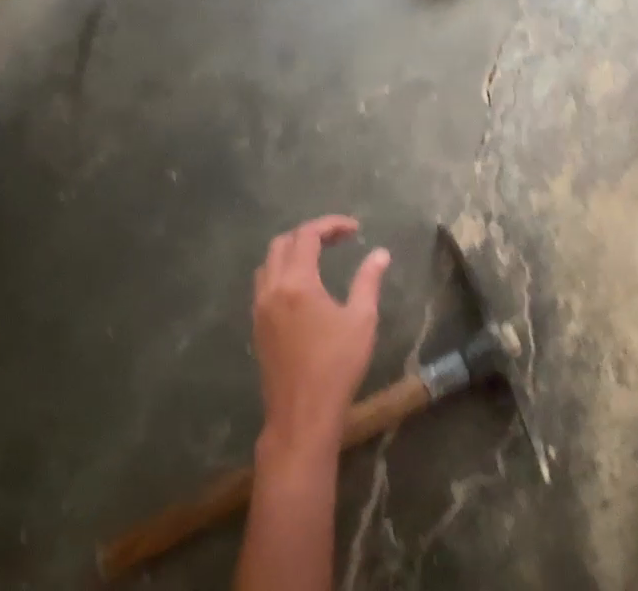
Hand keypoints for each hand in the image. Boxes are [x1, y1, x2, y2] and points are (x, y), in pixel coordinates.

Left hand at [252, 216, 389, 447]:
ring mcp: (260, 310)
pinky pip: (264, 285)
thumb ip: (368, 281)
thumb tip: (380, 254)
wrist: (302, 412)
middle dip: (310, 234)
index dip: (331, 225)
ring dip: (292, 252)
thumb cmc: (337, 364)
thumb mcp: (362, 319)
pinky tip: (305, 287)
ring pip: (269, 264)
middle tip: (339, 240)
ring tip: (321, 257)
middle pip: (282, 244)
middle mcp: (272, 291)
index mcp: (297, 284)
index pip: (307, 236)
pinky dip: (282, 272)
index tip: (356, 229)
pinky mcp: (258, 327)